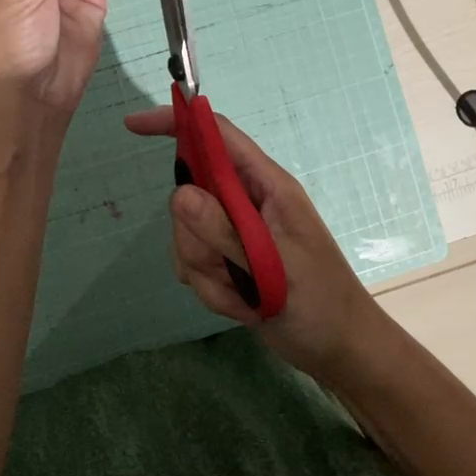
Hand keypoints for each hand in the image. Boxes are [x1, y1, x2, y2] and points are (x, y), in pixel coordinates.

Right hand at [125, 106, 381, 380]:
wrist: (341, 353)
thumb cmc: (321, 304)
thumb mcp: (274, 268)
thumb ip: (225, 231)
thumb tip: (179, 194)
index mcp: (266, 185)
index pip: (215, 135)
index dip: (177, 122)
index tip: (134, 126)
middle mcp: (246, 200)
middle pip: (189, 191)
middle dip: (195, 235)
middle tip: (225, 267)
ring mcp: (234, 230)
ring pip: (185, 232)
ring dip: (205, 270)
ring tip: (243, 295)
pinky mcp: (225, 257)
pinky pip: (190, 261)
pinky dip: (208, 287)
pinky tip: (239, 305)